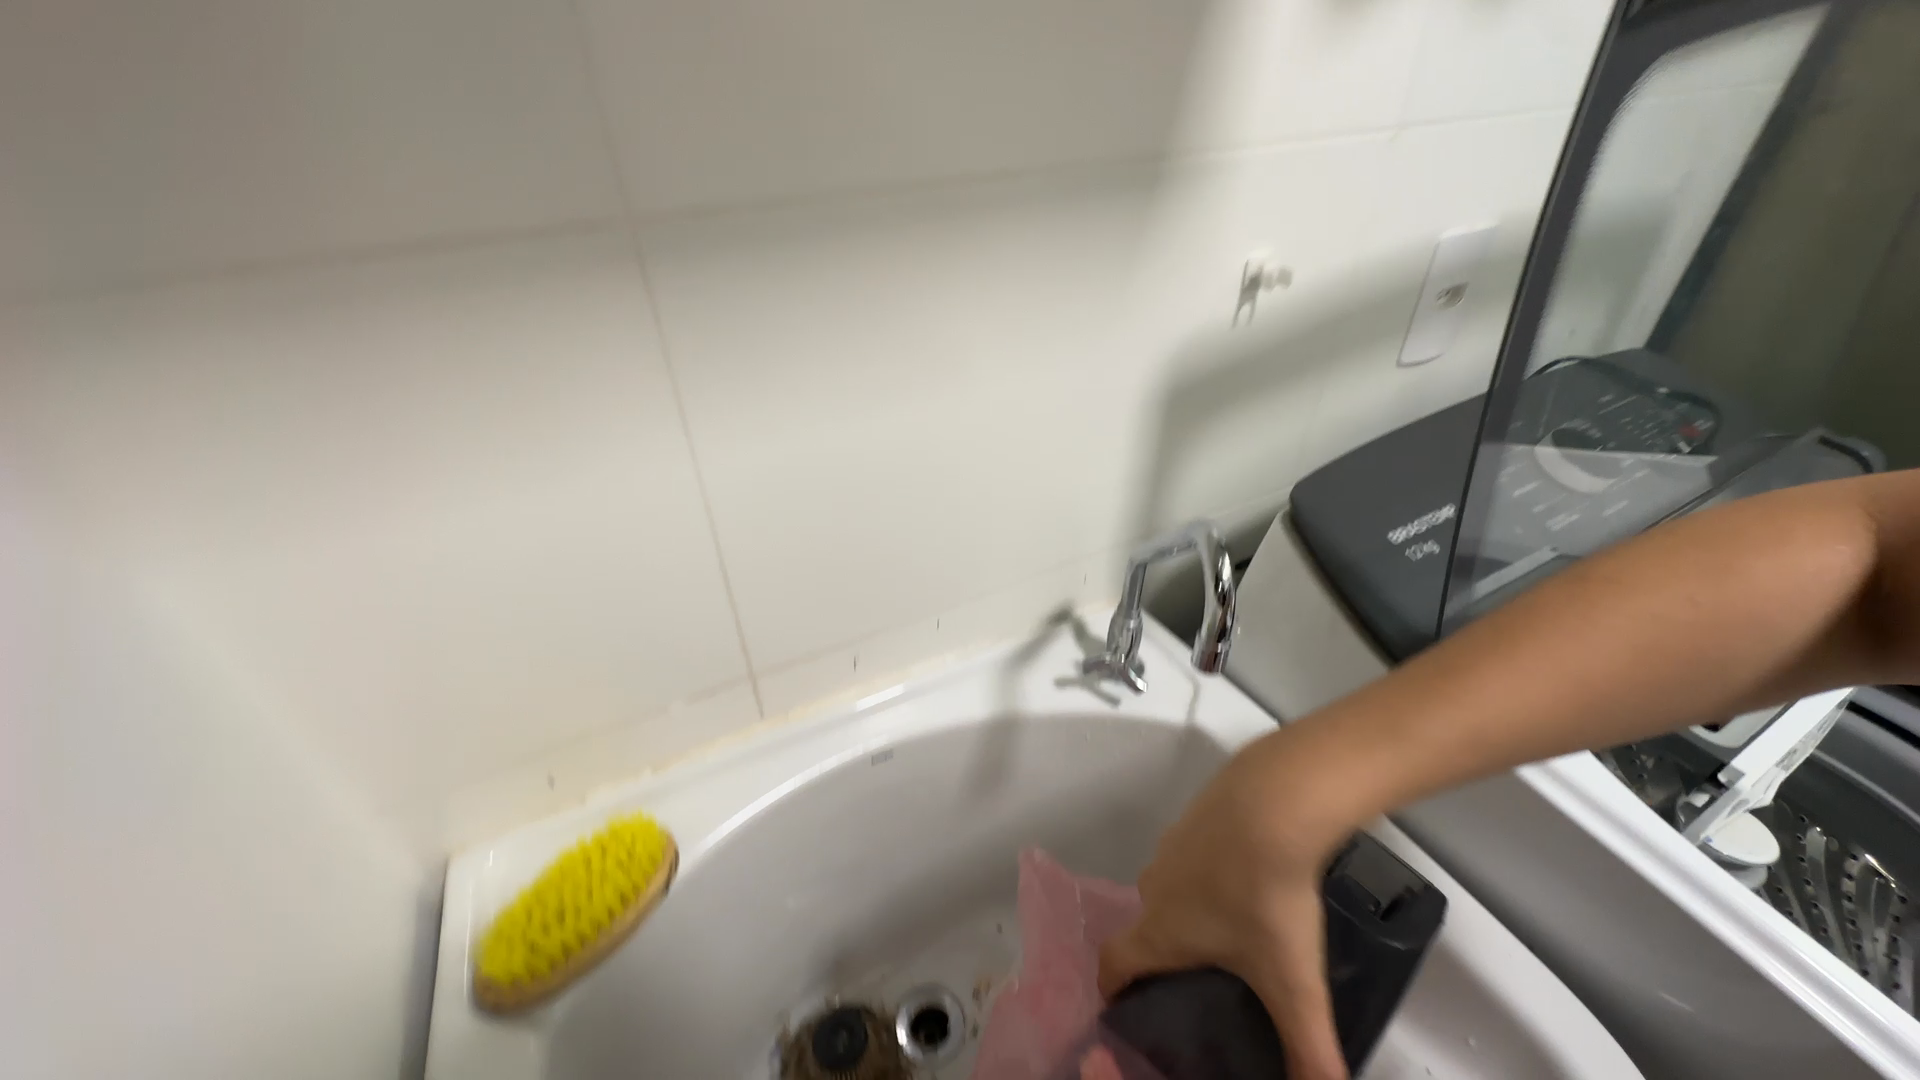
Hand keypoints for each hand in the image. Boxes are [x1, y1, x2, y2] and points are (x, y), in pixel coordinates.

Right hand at [1096, 734, 1352, 1079]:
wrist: (1273, 802)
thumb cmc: (1266, 896)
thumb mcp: (1293, 981)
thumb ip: (1309, 1049)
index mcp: (1160, 930)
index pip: (1113, 963)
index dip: (1112, 988)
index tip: (1123, 1006)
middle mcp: (1154, 887)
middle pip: (1144, 925)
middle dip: (1163, 951)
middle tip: (1202, 975)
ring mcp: (1171, 846)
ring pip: (1169, 887)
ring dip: (1188, 908)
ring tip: (1234, 925)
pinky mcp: (1195, 816)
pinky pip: (1192, 853)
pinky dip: (1209, 869)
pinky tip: (1248, 874)